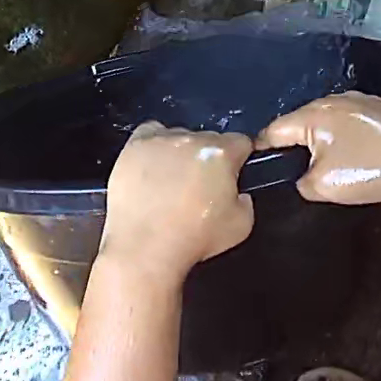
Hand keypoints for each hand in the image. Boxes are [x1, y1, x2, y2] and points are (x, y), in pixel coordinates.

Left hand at [99, 122, 254, 278]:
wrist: (145, 247)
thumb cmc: (194, 238)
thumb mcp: (241, 227)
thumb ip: (246, 202)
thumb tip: (240, 195)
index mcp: (222, 154)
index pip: (240, 141)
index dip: (239, 156)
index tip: (233, 170)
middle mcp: (192, 139)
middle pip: (208, 138)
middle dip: (209, 157)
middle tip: (201, 184)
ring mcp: (160, 140)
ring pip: (179, 136)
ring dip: (181, 152)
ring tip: (172, 180)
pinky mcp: (134, 147)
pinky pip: (149, 134)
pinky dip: (154, 145)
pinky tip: (153, 166)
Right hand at [259, 92, 380, 205]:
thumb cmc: (370, 170)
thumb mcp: (322, 186)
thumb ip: (299, 181)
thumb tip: (302, 176)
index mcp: (312, 114)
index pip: (272, 131)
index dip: (262, 151)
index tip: (262, 169)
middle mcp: (332, 99)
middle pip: (299, 123)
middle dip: (295, 145)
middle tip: (298, 172)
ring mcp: (358, 100)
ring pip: (325, 120)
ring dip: (321, 140)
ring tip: (330, 166)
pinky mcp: (378, 107)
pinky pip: (348, 120)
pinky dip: (345, 136)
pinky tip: (356, 154)